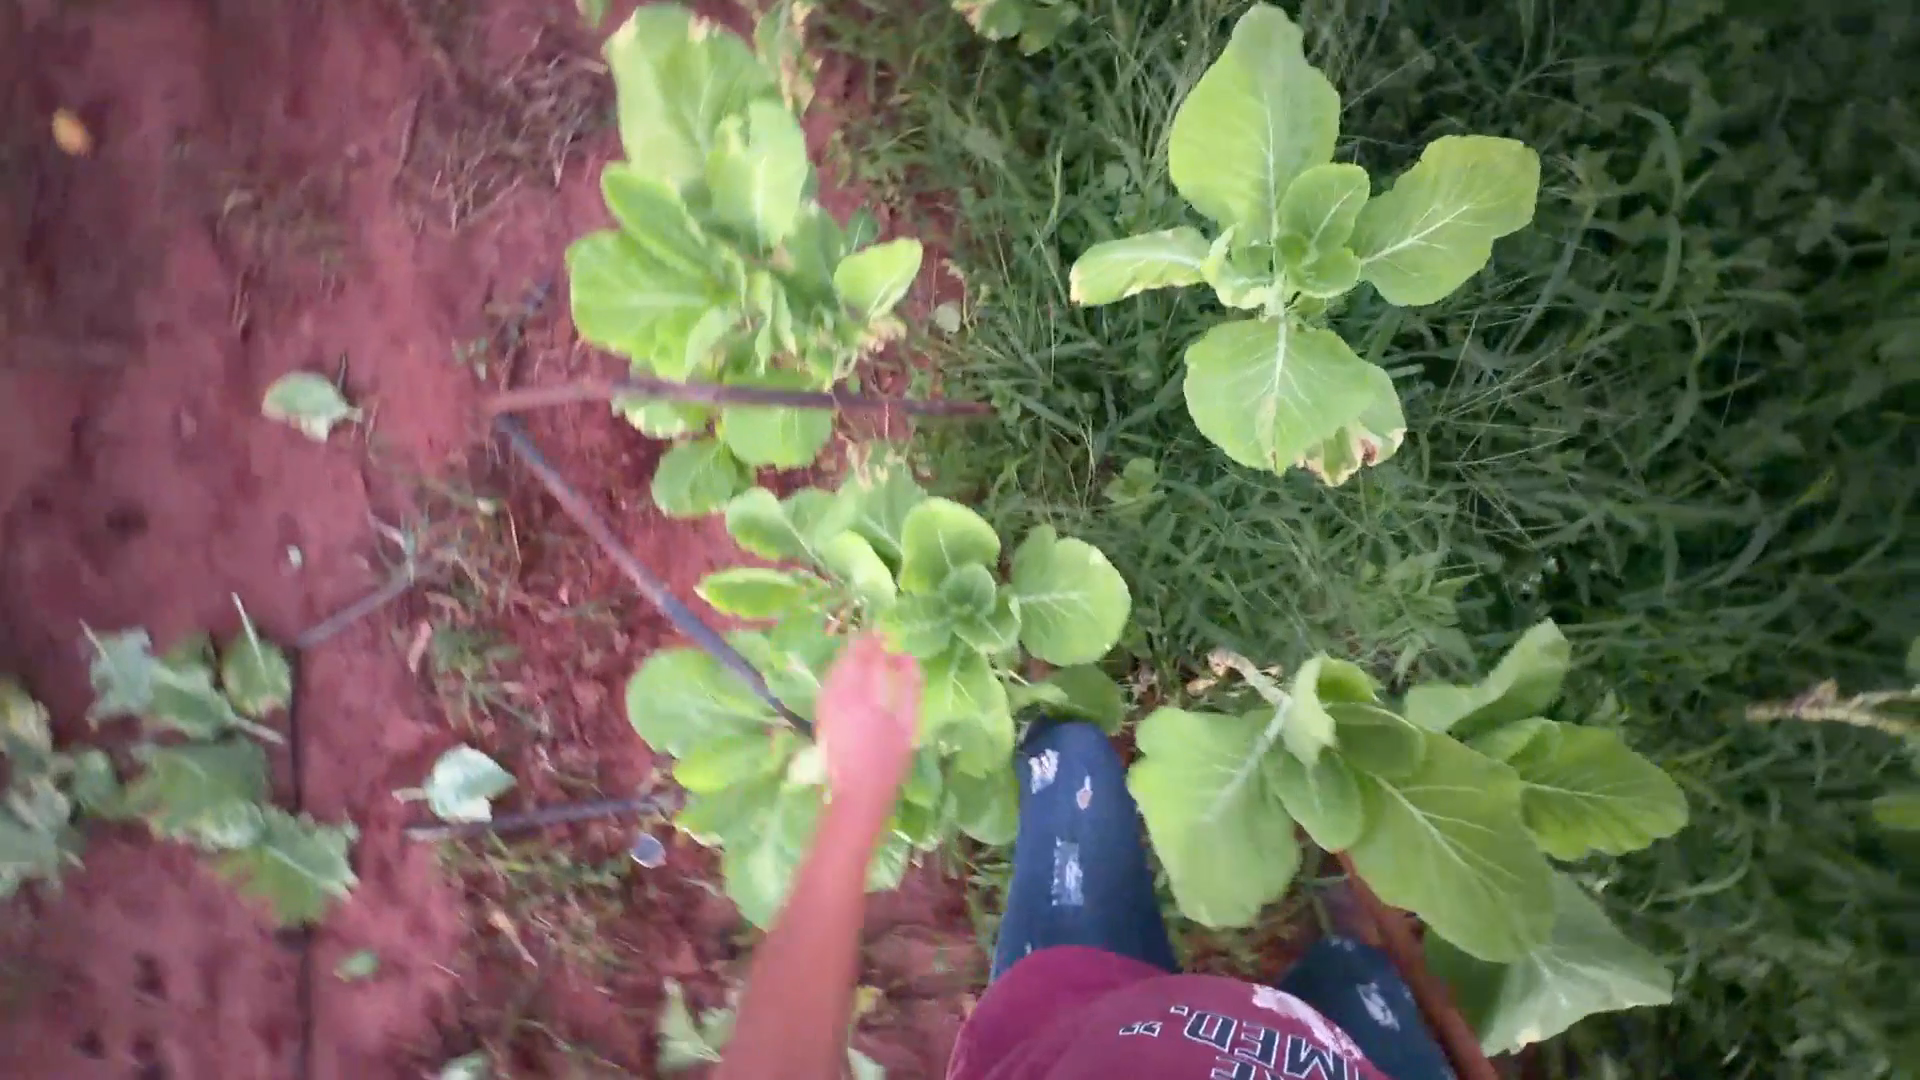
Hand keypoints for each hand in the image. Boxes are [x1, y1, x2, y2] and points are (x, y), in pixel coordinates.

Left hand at [815, 634, 920, 822]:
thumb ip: (910, 687)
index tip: (890, 632)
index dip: (878, 639)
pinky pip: (831, 680)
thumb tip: (908, 658)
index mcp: (862, 695)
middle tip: (880, 639)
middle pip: (847, 657)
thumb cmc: (888, 761)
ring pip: (836, 666)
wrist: (857, 793)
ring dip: (852, 656)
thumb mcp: (907, 724)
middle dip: (863, 644)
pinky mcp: (821, 712)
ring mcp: (826, 703)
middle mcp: (839, 694)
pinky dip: (843, 670)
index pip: (867, 655)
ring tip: (870, 653)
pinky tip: (855, 673)